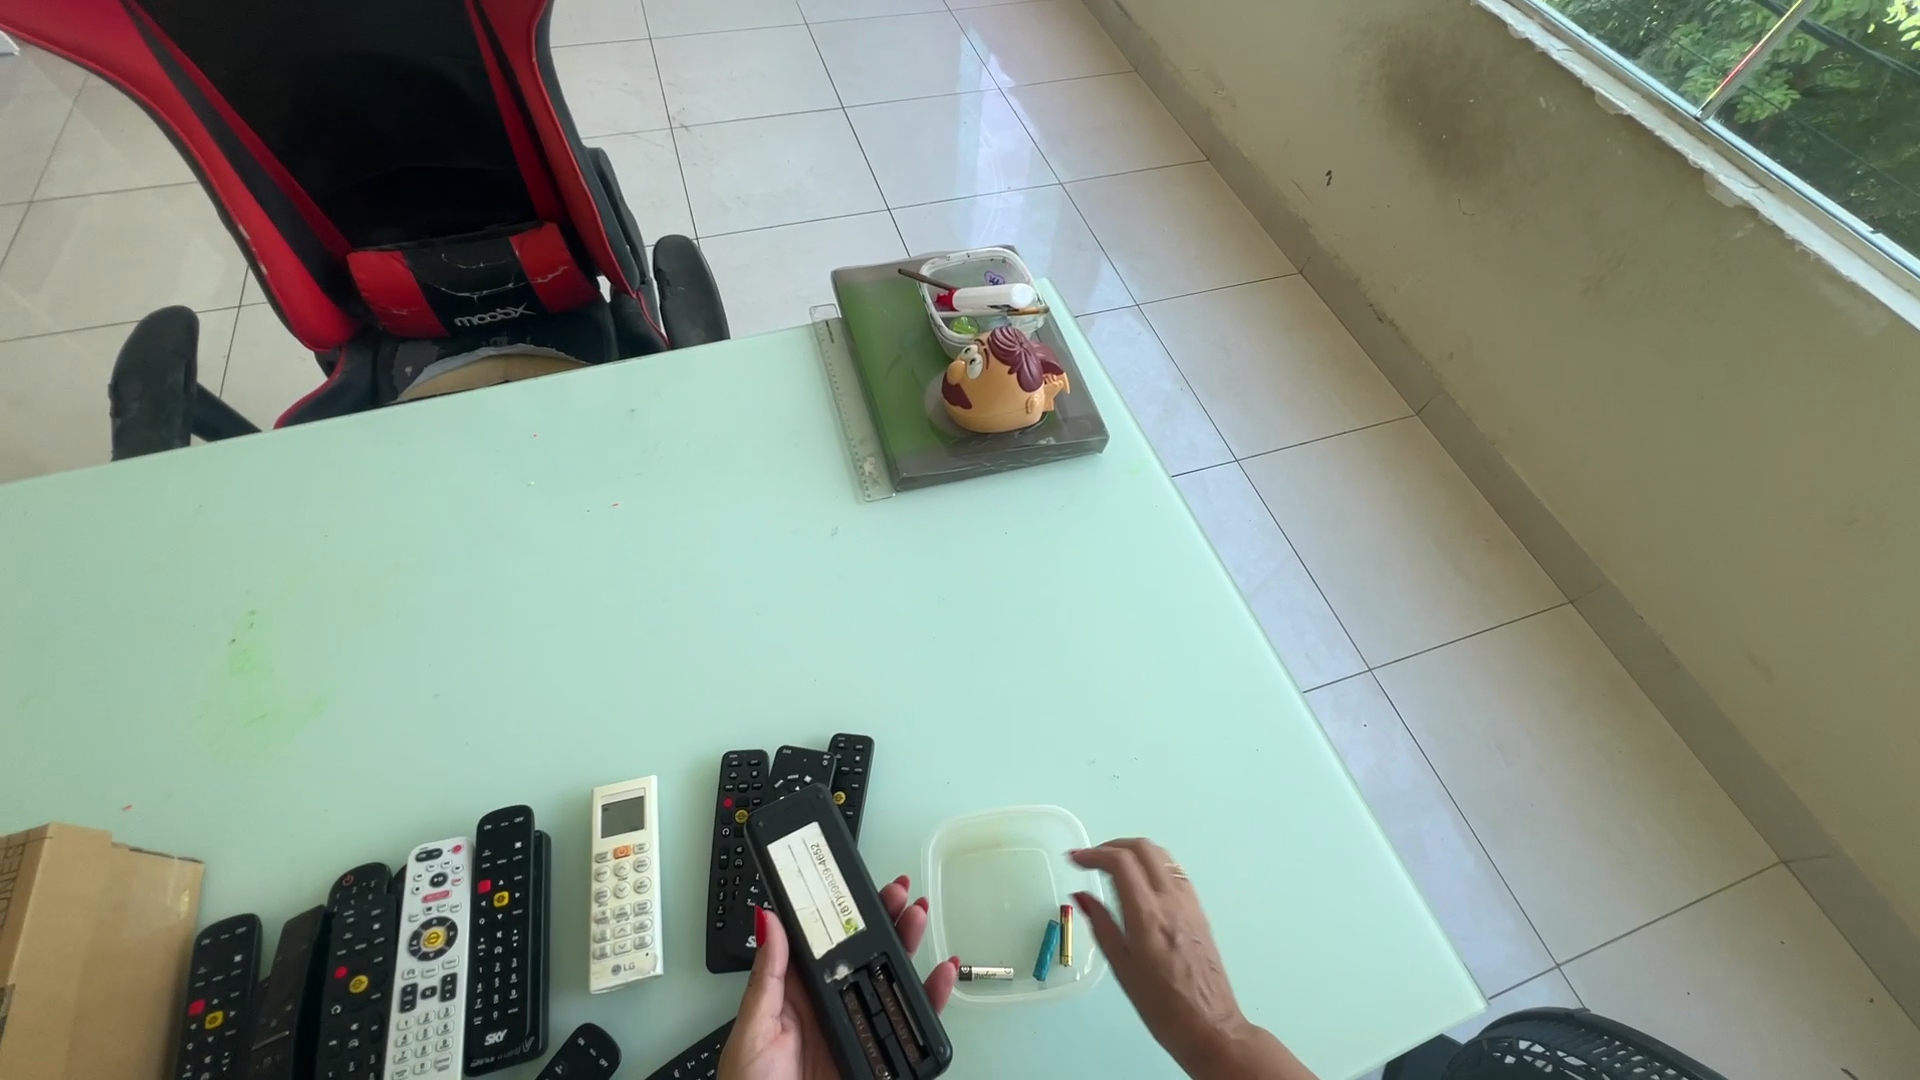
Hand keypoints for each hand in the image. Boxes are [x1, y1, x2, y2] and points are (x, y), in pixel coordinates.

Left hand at [719, 875, 959, 1079]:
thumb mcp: (752, 1031)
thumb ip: (766, 976)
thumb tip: (768, 920)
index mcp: (798, 993)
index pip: (828, 941)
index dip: (847, 912)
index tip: (863, 887)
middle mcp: (831, 1005)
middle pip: (865, 951)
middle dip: (886, 918)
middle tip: (901, 892)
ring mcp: (857, 1028)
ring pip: (891, 977)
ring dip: (909, 944)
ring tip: (918, 915)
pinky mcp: (880, 1056)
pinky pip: (912, 1021)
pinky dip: (932, 996)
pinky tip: (941, 972)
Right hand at [1071, 840, 1315, 1079]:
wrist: (1211, 1027)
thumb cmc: (1160, 1005)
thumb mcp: (1121, 968)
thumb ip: (1101, 924)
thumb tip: (1080, 895)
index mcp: (1147, 915)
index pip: (1120, 862)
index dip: (1093, 854)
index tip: (1074, 859)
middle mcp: (1170, 899)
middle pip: (1142, 847)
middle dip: (1111, 845)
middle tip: (1091, 858)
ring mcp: (1188, 901)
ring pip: (1160, 854)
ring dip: (1132, 849)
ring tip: (1112, 865)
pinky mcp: (1199, 908)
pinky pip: (1173, 869)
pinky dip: (1151, 861)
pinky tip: (1140, 878)